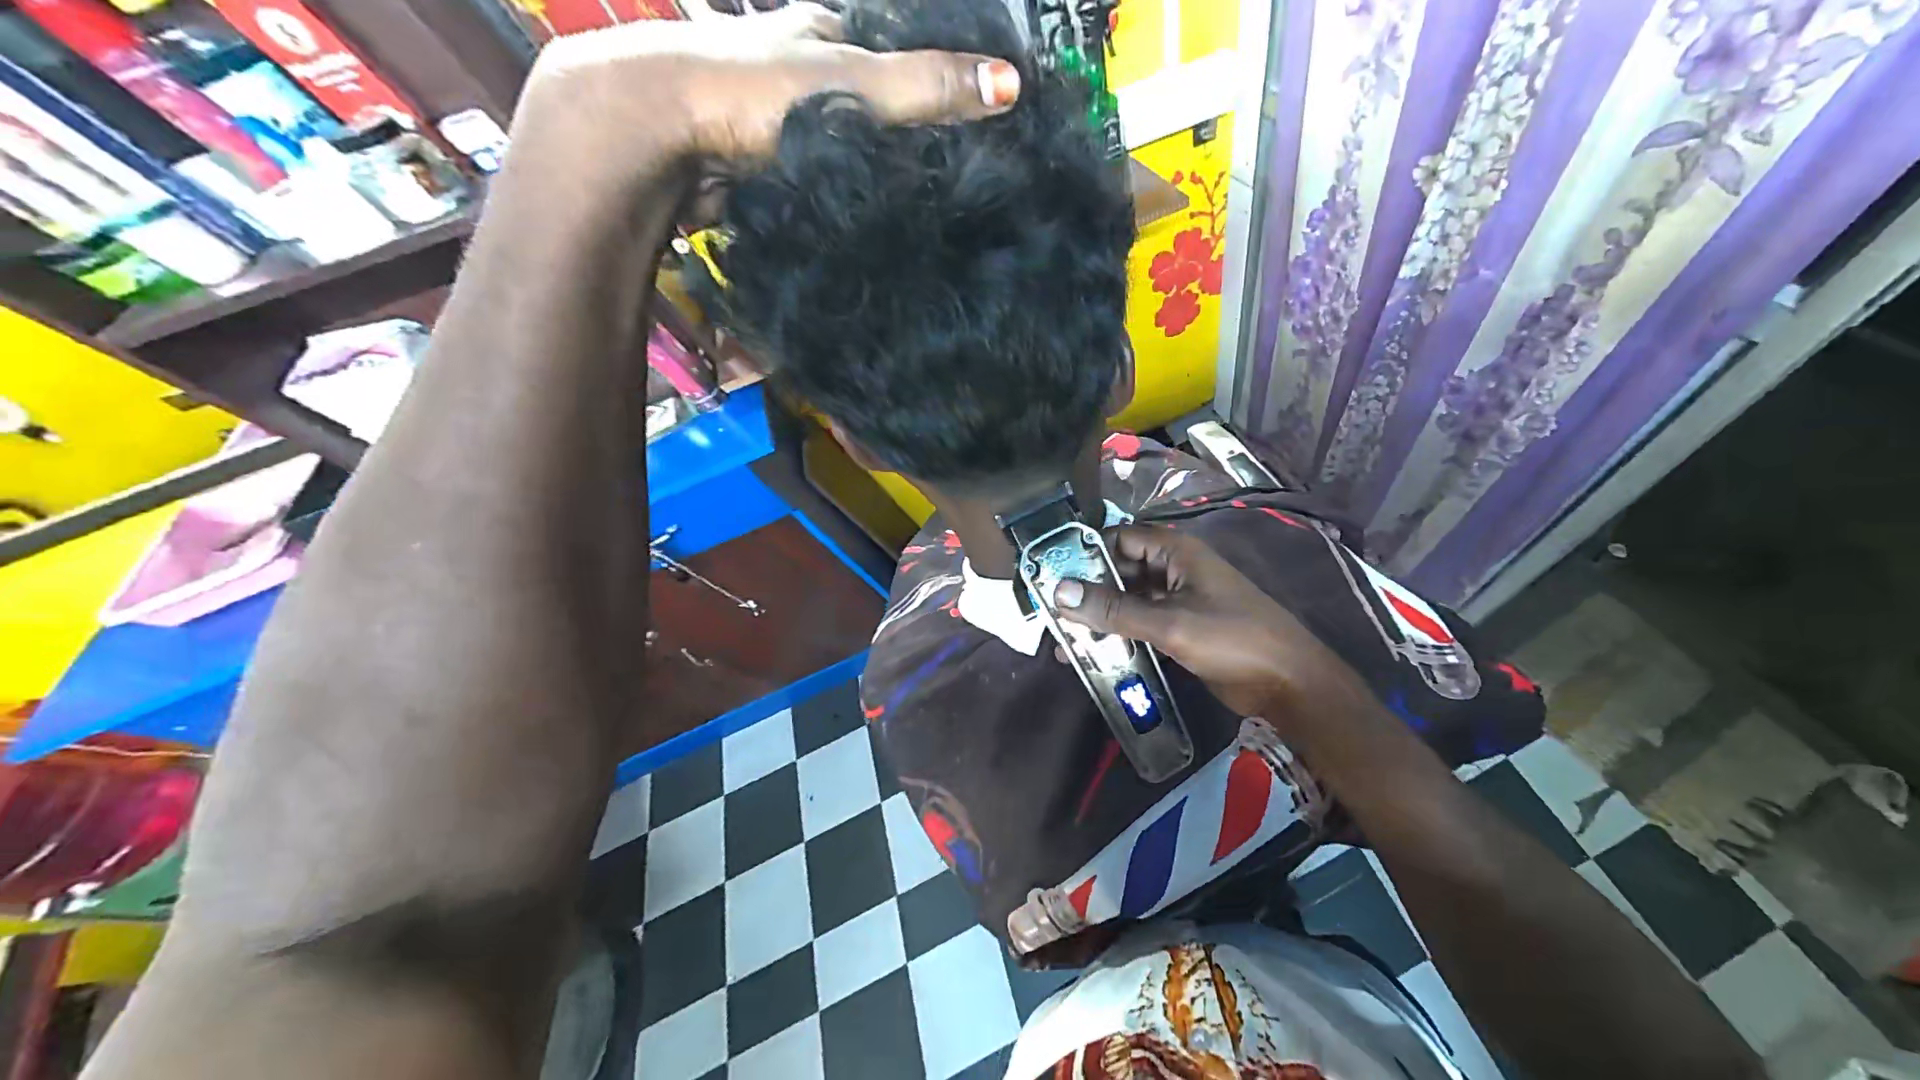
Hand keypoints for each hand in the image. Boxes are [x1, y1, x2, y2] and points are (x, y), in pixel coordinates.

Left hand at [515, 4, 1019, 178]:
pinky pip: (798, 183)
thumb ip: (926, 88)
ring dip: (852, 167)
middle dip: (885, 124)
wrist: (657, 133)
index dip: (921, 70)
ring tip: (899, 203)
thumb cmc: (757, 93)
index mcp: (816, 32)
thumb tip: (1011, 85)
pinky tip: (846, 220)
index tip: (959, 106)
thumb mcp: (855, 87)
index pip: (883, 43)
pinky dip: (822, 198)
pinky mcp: (745, 167)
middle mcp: (788, 66)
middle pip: (850, 92)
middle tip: (932, 167)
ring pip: (823, 139)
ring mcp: (762, 118)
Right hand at [1052, 526, 1379, 724]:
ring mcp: (1177, 600)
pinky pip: (1139, 625)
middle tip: (1049, 614)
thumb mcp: (1170, 623)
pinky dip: (1117, 636)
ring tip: (1063, 642)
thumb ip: (1114, 609)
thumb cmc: (1234, 640)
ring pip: (1127, 601)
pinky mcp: (1180, 629)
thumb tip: (1059, 592)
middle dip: (1087, 591)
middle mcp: (1174, 569)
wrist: (1289, 684)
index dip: (1085, 554)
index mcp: (1176, 551)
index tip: (1049, 575)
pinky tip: (1091, 655)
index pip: (1119, 540)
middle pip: (1120, 571)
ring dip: (1099, 618)